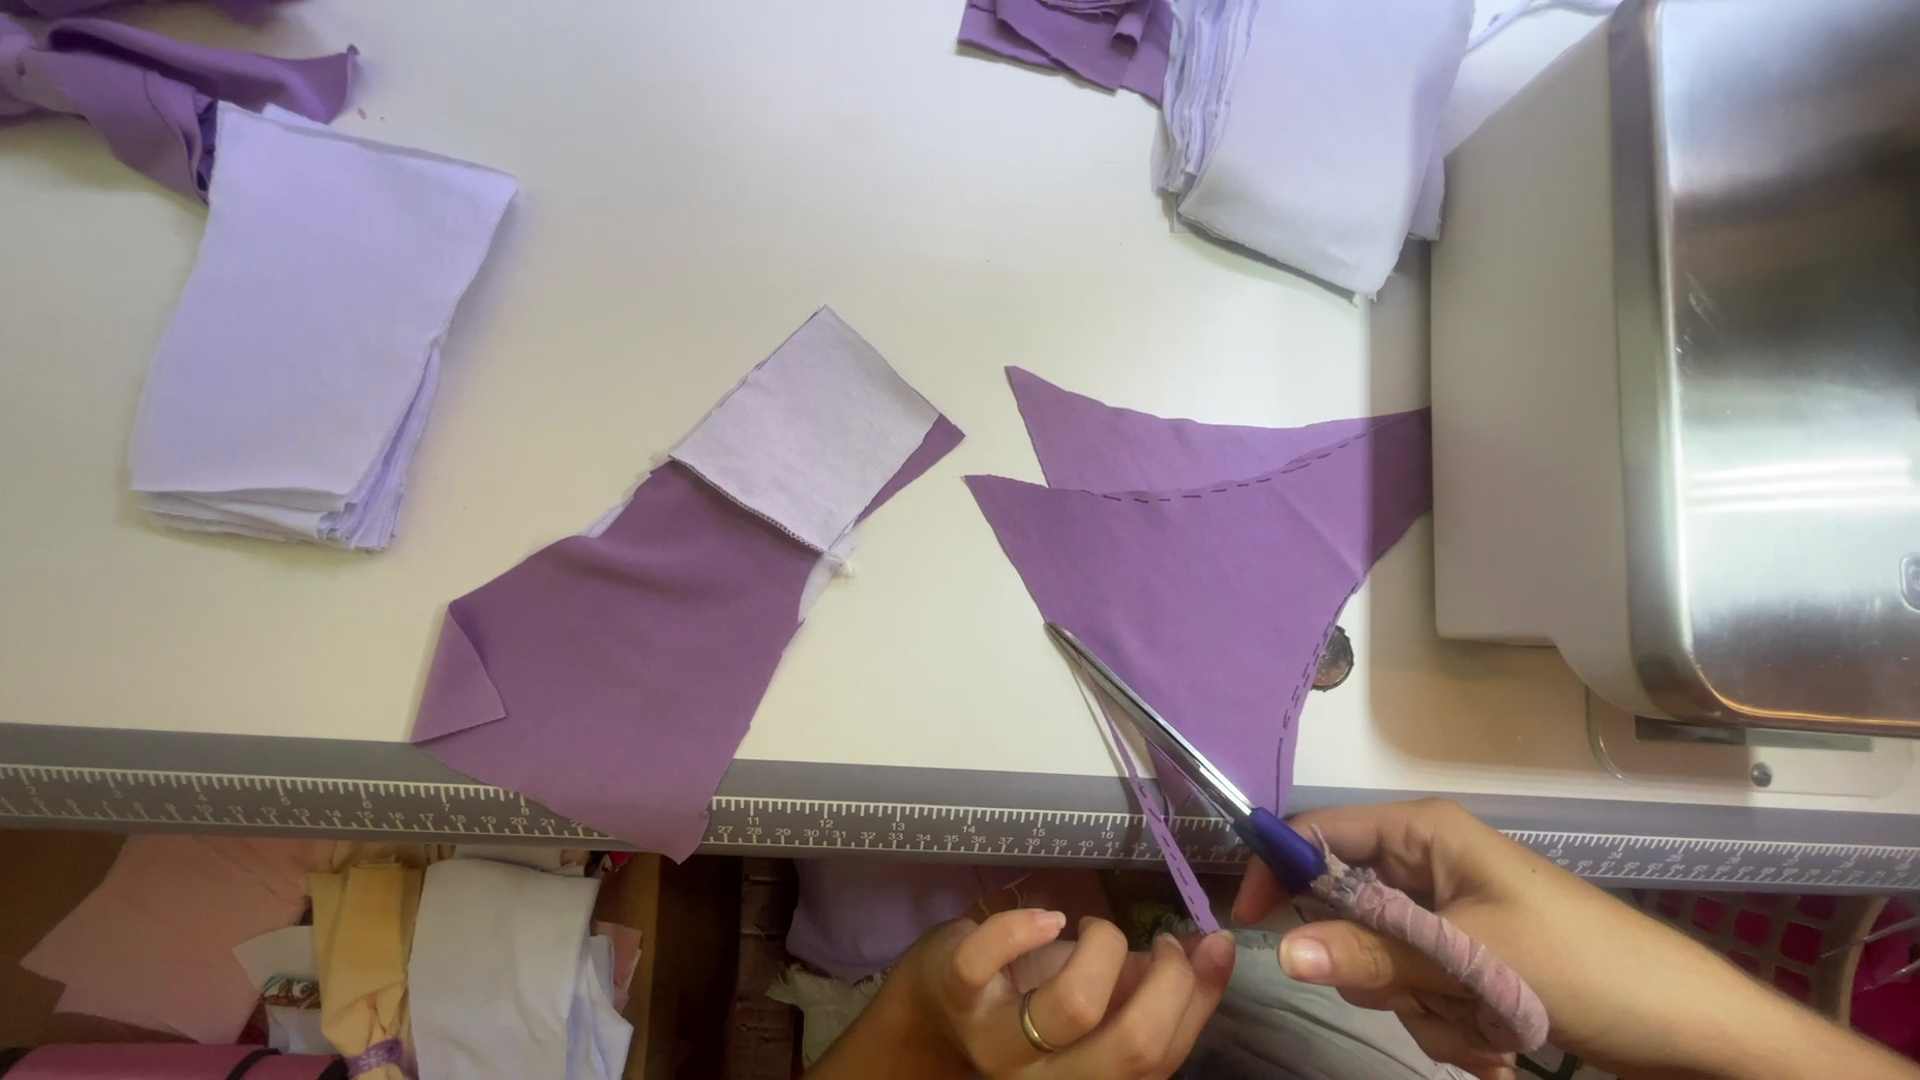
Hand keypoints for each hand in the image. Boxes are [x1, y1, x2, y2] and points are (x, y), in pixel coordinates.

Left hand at [814, 909, 1234, 1078]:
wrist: (932, 1015)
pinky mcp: (955, 987)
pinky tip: (1046, 917)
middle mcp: (1046, 1076)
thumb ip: (1148, 988)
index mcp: (1087, 1078)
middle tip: (1163, 940)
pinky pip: (989, 959)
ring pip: (1073, 1006)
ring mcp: (996, 1036)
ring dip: (1103, 947)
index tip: (1207, 944)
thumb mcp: (1093, 1004)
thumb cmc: (1024, 1004)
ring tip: (1094, 928)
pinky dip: (1023, 928)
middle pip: (1129, 1049)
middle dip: (1166, 982)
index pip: (1161, 1060)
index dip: (1195, 998)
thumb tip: (1210, 948)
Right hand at [1234, 798, 1919, 1079]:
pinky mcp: (1465, 957)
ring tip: (1484, 1025)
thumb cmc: (1587, 971)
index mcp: (1420, 833)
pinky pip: (1412, 988)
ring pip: (1376, 957)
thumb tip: (1280, 950)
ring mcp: (1445, 912)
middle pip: (1342, 906)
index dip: (1275, 871)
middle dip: (1374, 965)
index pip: (1315, 835)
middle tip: (1421, 992)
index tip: (1249, 924)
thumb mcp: (1471, 962)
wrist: (1704, 1039)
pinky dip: (1443, 1021)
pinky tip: (1496, 1040)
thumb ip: (1370, 953)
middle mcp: (1424, 864)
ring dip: (1417, 1004)